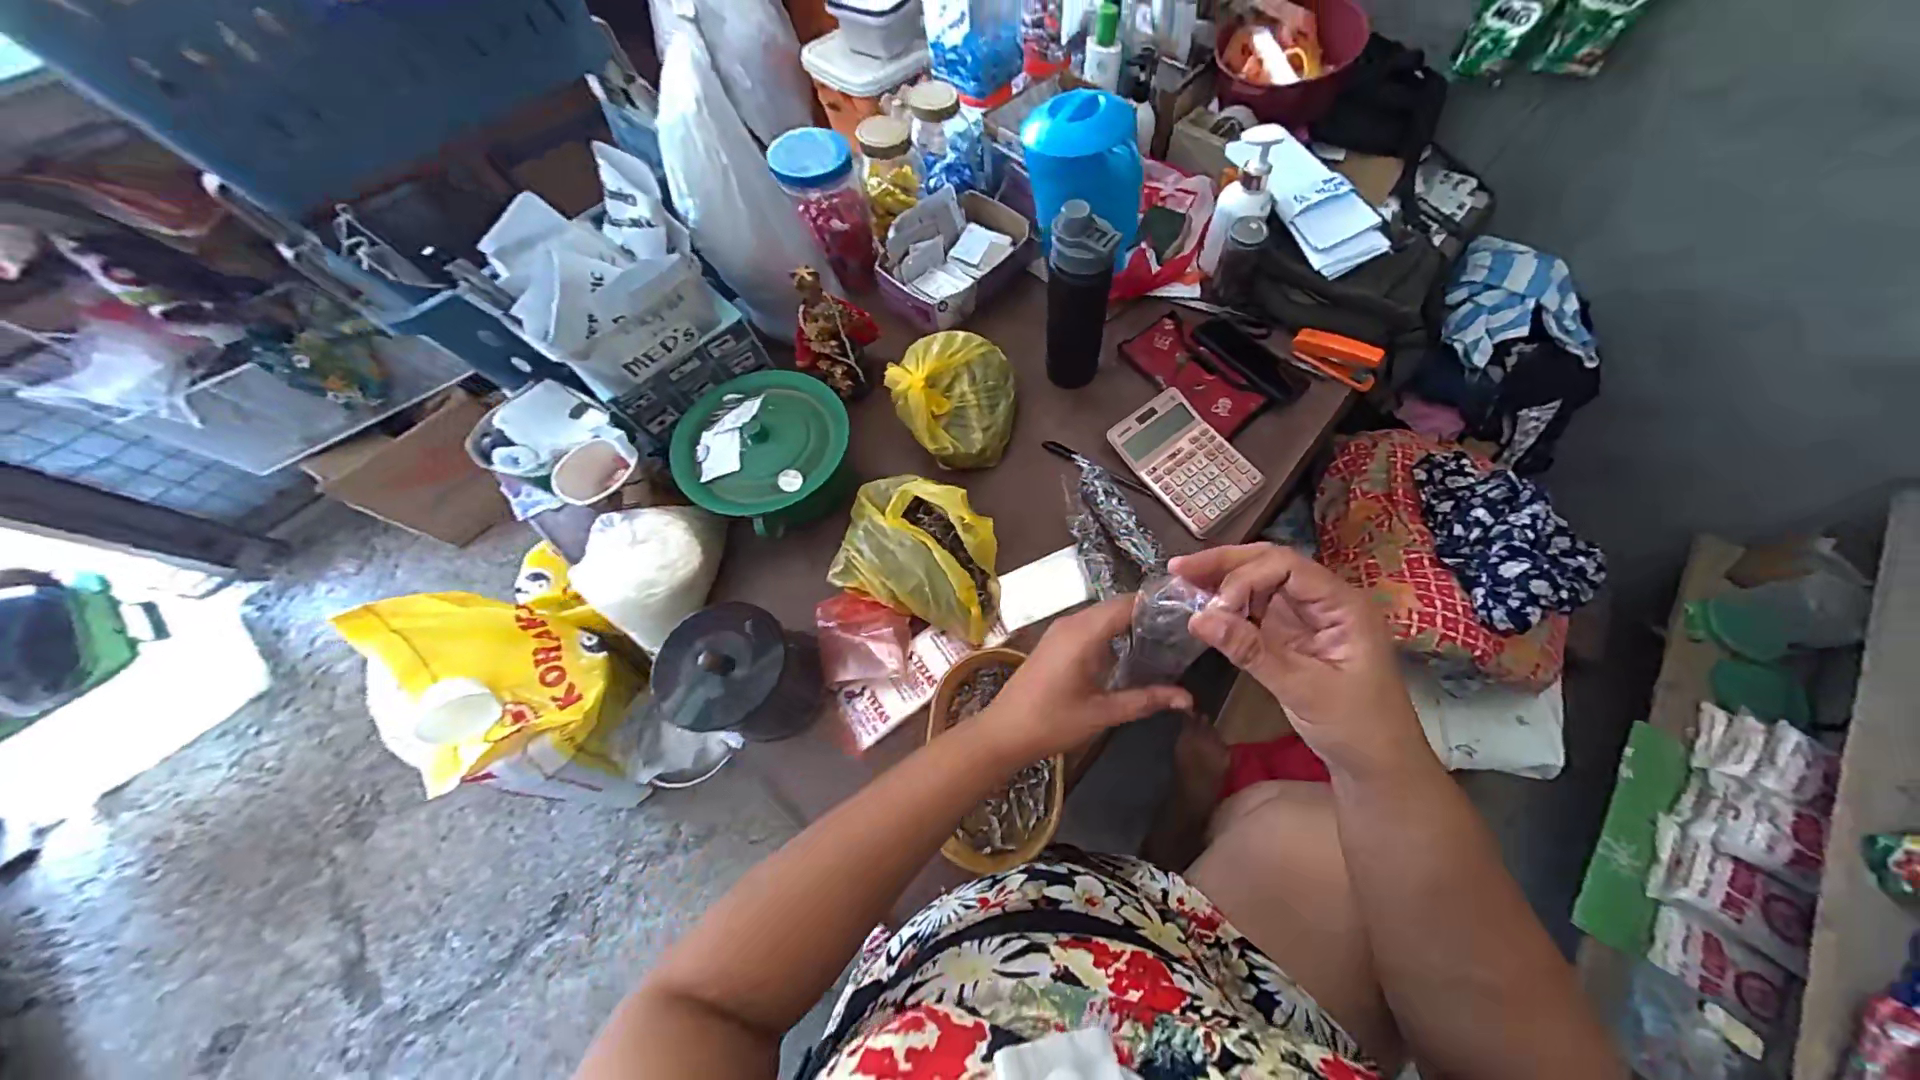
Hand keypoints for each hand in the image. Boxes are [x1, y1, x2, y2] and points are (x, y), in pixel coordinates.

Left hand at [976, 595, 1191, 764]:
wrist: (1003, 732)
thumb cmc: (1051, 722)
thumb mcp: (1102, 713)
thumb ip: (1145, 700)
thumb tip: (1188, 698)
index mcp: (1083, 632)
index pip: (1128, 604)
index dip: (1158, 605)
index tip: (1188, 615)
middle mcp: (1071, 623)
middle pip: (1117, 607)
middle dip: (1148, 615)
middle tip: (1183, 631)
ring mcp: (1060, 631)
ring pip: (1103, 616)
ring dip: (1130, 624)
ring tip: (1165, 641)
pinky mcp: (1055, 642)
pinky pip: (1090, 627)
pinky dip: (1112, 633)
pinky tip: (1131, 653)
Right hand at [1168, 543, 1431, 780]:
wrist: (1379, 764)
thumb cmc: (1356, 727)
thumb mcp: (1302, 690)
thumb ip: (1250, 651)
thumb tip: (1197, 619)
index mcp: (1342, 604)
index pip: (1286, 566)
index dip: (1244, 577)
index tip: (1215, 606)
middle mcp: (1324, 600)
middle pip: (1270, 564)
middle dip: (1224, 564)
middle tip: (1179, 569)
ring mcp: (1307, 616)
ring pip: (1259, 581)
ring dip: (1222, 581)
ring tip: (1182, 582)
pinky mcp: (1291, 633)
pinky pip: (1256, 608)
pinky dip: (1228, 606)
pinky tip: (1202, 606)